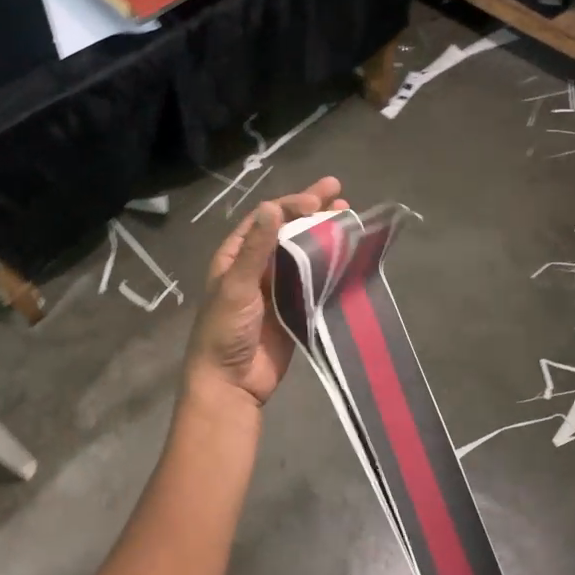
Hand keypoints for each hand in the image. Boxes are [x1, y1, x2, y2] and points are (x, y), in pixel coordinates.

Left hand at [184, 177, 345, 406]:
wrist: (231, 382)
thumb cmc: (224, 330)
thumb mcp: (237, 286)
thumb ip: (256, 249)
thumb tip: (271, 207)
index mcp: (236, 256)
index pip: (265, 219)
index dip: (291, 205)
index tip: (318, 199)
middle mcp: (256, 266)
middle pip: (287, 231)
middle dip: (312, 211)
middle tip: (339, 192)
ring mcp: (276, 288)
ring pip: (304, 253)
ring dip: (324, 235)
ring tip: (350, 217)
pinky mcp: (293, 309)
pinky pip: (314, 281)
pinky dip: (330, 266)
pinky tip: (350, 254)